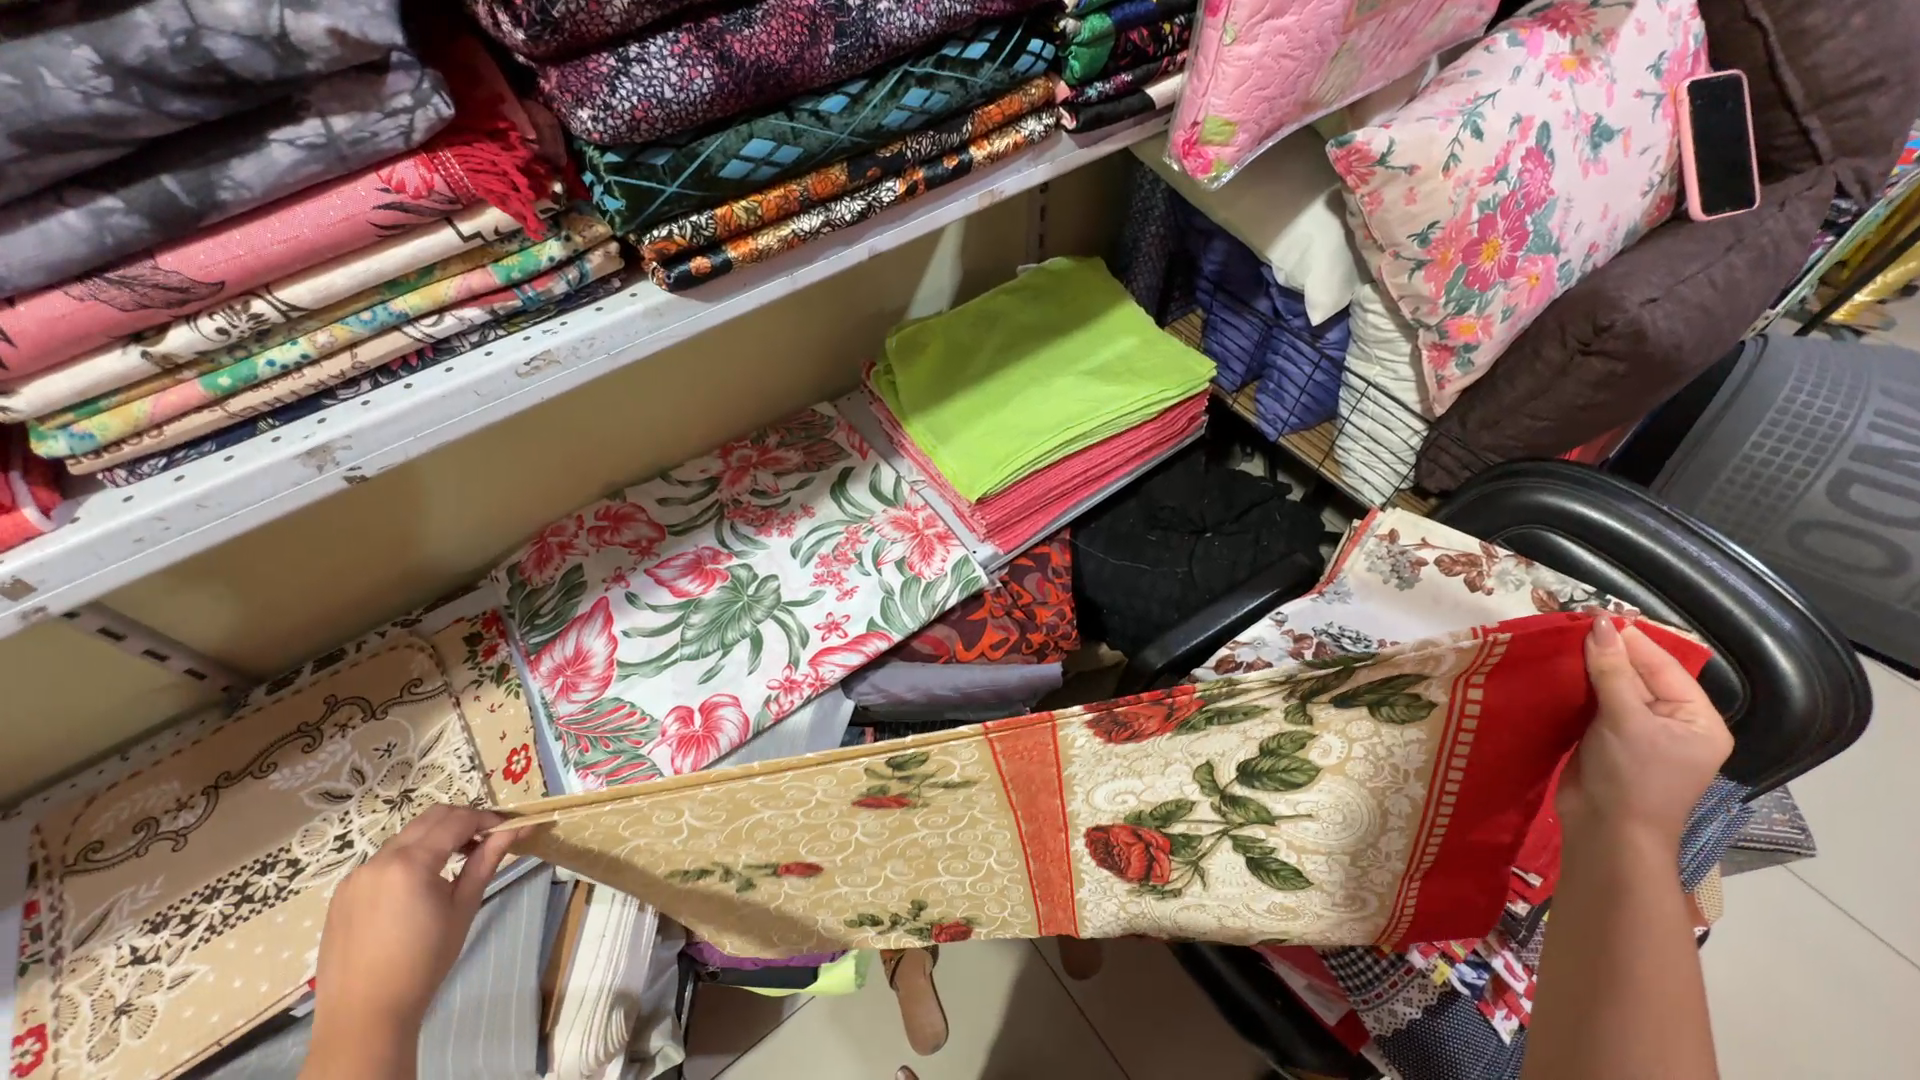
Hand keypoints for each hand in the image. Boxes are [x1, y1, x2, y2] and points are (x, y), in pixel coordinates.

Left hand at [304, 805, 519, 1076]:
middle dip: (462, 821)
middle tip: (486, 841)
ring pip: (405, 837)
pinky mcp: (344, 892)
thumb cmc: (424, 961)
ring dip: (435, 838)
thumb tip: (515, 829)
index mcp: (410, 863)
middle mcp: (378, 860)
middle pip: (430, 818)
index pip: (456, 821)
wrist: (365, 1013)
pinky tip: (420, 888)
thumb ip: (486, 861)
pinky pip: (383, 860)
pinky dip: (410, 858)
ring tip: (456, 864)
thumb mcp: (463, 908)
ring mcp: (356, 875)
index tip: (510, 828)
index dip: (487, 819)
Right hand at [1558, 617, 1732, 857]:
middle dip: (1607, 652)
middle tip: (1571, 624)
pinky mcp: (1605, 740)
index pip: (1664, 667)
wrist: (1606, 831)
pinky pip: (1593, 705)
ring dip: (1587, 669)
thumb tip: (1600, 625)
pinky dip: (1576, 689)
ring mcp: (1637, 732)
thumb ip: (1612, 671)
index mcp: (1697, 719)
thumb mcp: (1625, 720)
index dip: (1632, 640)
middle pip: (1638, 675)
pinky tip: (1555, 672)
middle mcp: (1672, 722)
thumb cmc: (1632, 777)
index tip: (1595, 614)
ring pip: (1612, 688)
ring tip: (1558, 642)